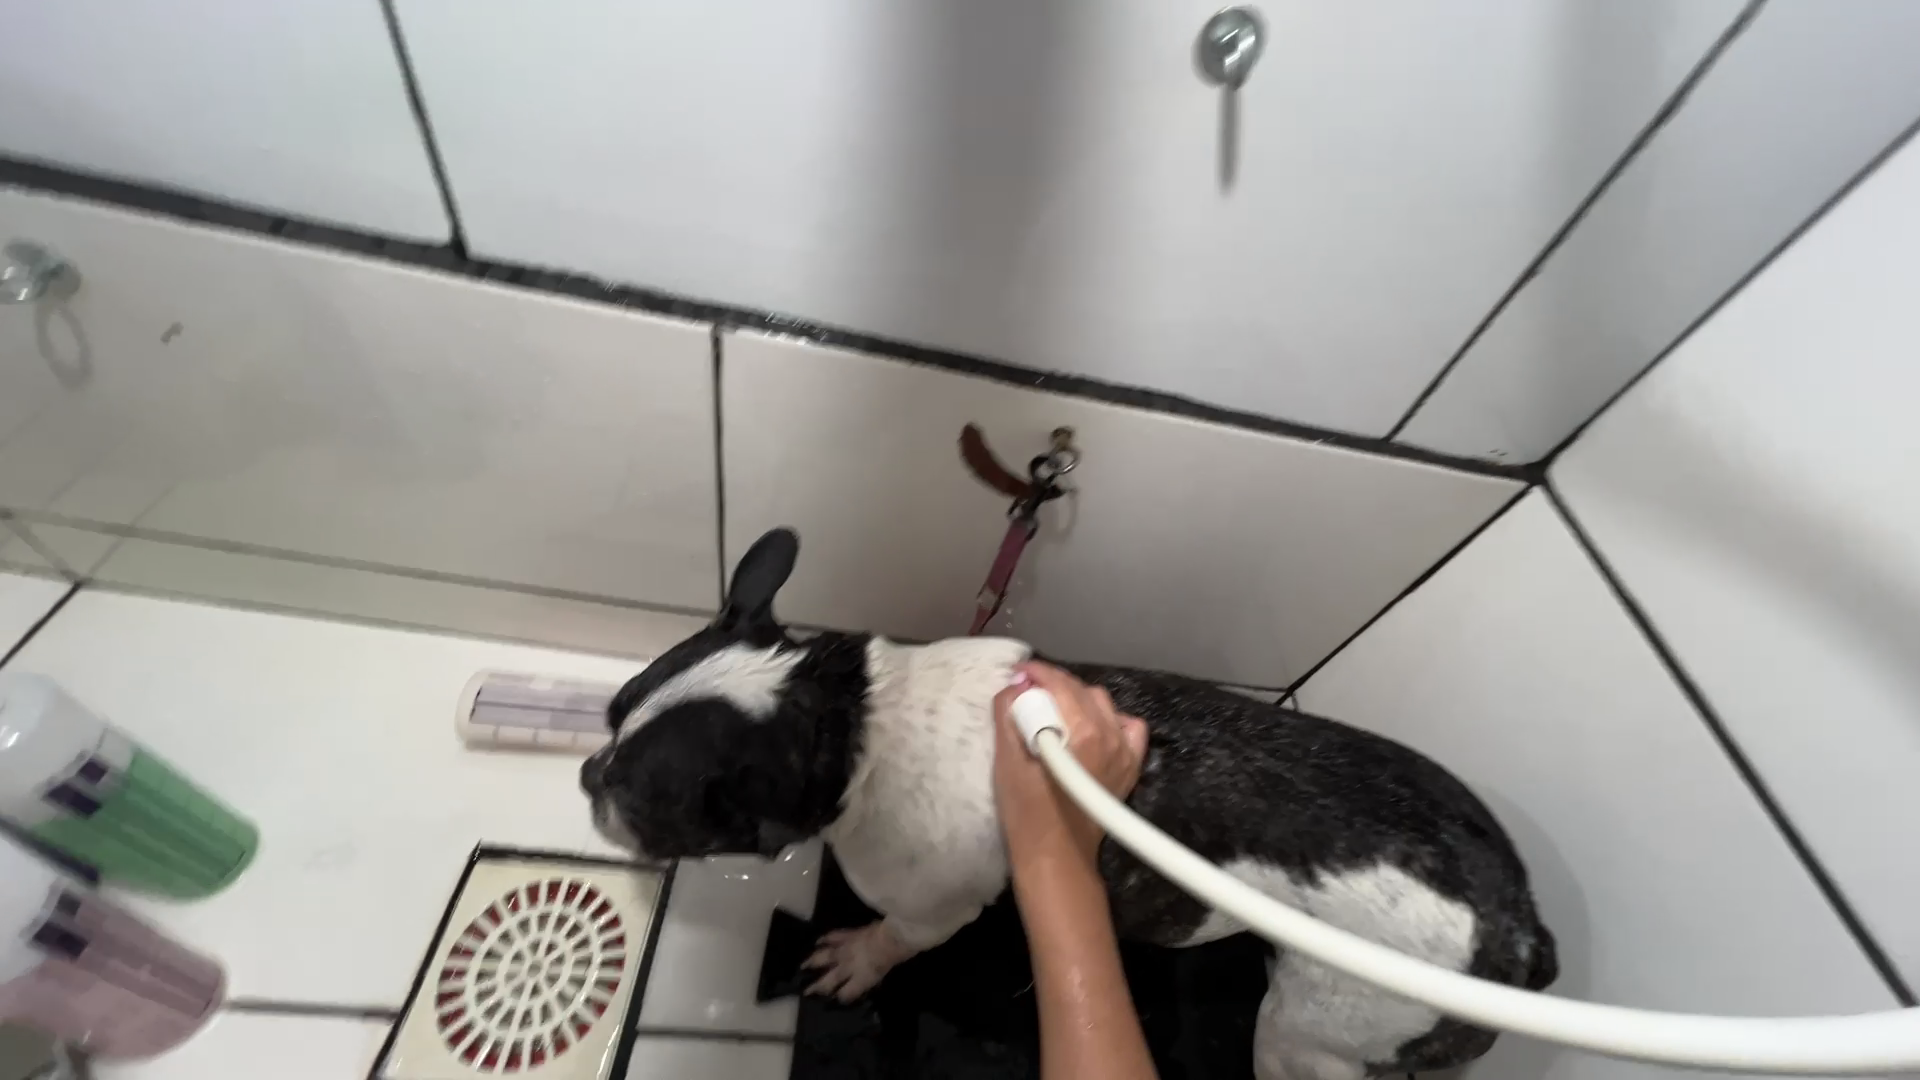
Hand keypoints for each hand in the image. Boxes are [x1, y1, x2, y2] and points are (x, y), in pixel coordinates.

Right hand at [992, 662, 1148, 866]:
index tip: (1018, 672)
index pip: (1059, 683)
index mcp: (1082, 730)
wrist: (1056, 856)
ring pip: (1102, 703)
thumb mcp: (1007, 759)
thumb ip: (1008, 713)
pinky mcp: (1130, 765)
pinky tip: (1091, 728)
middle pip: (1080, 689)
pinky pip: (1128, 727)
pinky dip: (1110, 720)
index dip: (1036, 672)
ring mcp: (1124, 750)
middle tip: (1028, 691)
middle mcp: (1110, 733)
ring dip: (1077, 699)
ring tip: (1055, 709)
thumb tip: (1014, 684)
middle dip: (1053, 684)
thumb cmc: (1026, 811)